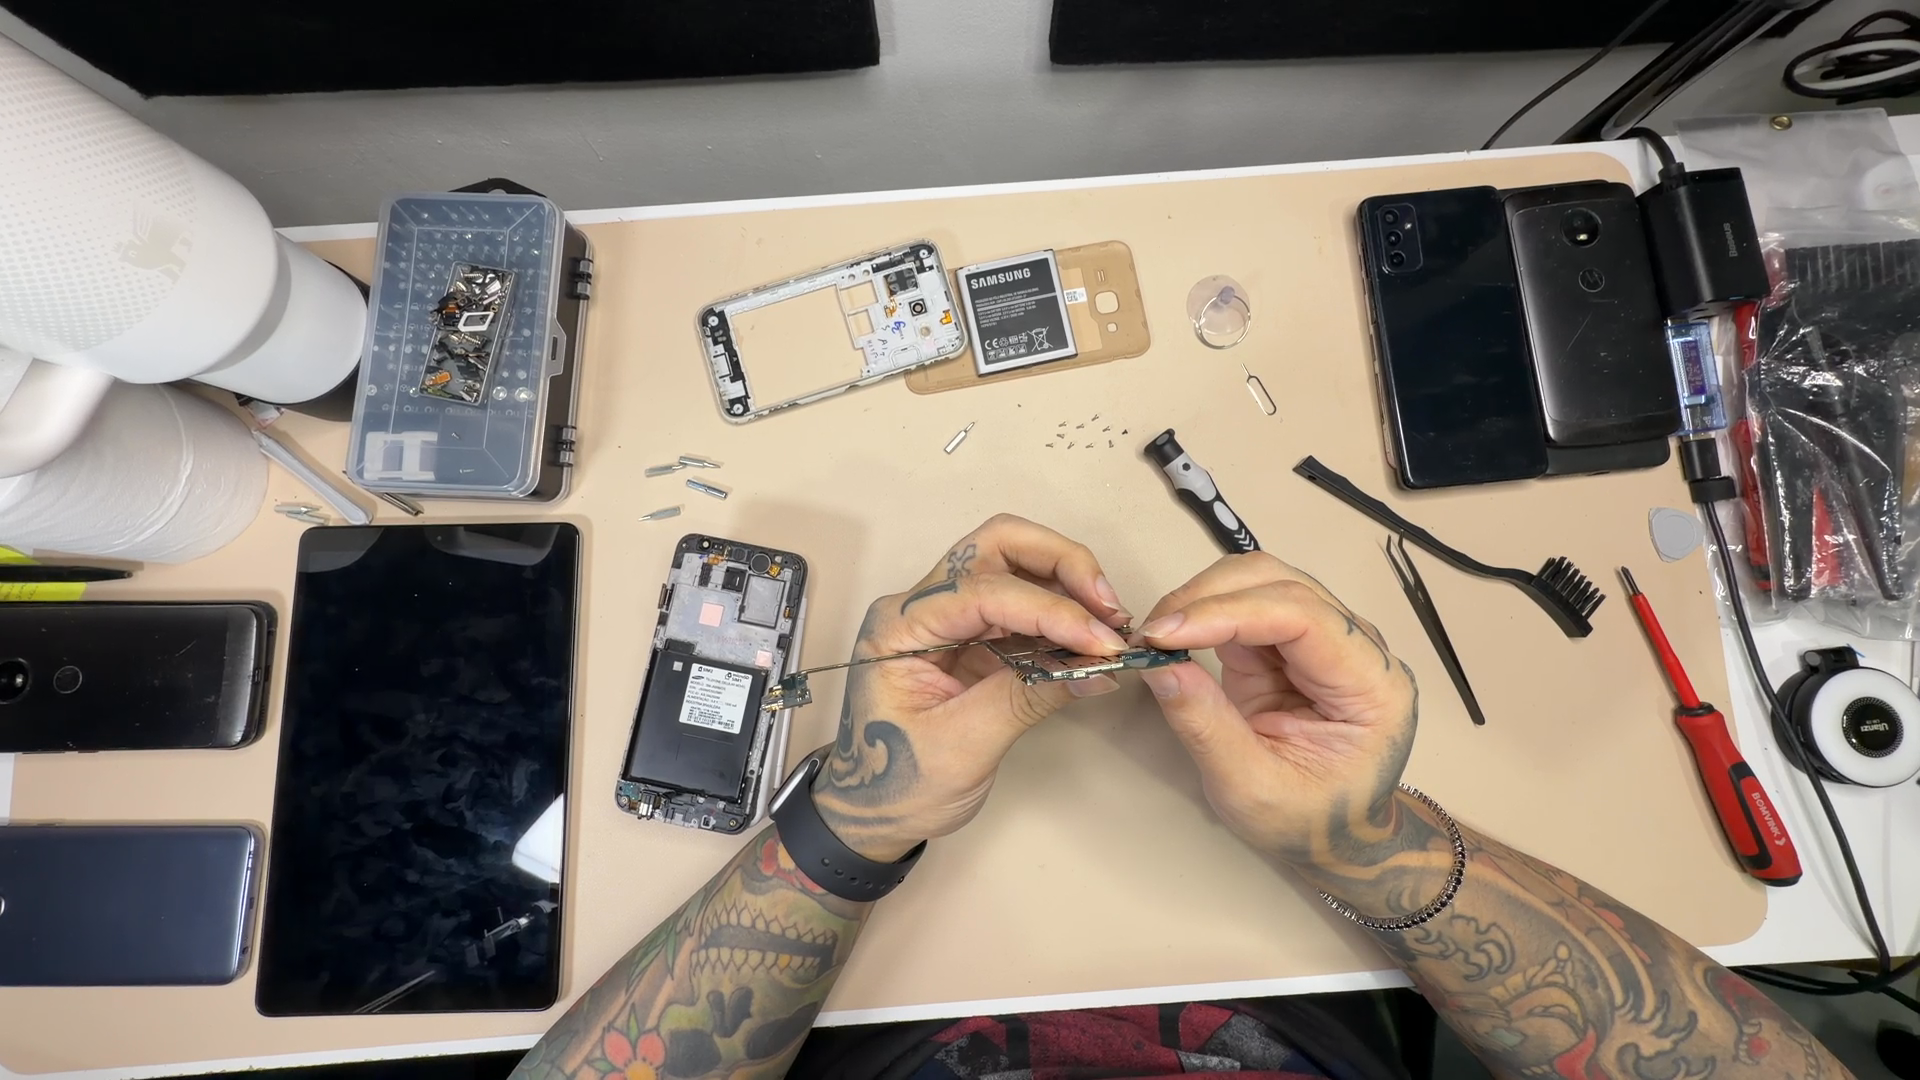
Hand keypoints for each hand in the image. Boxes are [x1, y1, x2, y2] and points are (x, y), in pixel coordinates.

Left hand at [811, 515, 1132, 861]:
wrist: (874, 811)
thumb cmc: (898, 782)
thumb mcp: (962, 746)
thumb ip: (1028, 697)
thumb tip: (1095, 667)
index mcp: (899, 626)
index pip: (980, 591)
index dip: (1048, 610)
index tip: (1099, 640)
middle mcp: (920, 606)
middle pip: (997, 546)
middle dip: (1060, 562)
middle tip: (1107, 607)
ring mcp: (947, 616)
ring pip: (1014, 563)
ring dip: (1068, 582)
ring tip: (1108, 625)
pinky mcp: (972, 634)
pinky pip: (1022, 603)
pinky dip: (1061, 612)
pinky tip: (1088, 638)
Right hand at [1134, 552, 1418, 866]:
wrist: (1332, 834)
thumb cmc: (1308, 820)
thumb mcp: (1250, 788)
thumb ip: (1206, 725)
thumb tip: (1158, 665)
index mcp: (1371, 685)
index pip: (1302, 616)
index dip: (1228, 613)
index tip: (1165, 635)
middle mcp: (1355, 645)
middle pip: (1278, 582)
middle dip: (1206, 598)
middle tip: (1152, 637)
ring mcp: (1320, 635)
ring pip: (1255, 580)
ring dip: (1199, 598)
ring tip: (1157, 637)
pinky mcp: (1285, 638)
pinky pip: (1239, 602)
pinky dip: (1198, 612)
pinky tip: (1172, 637)